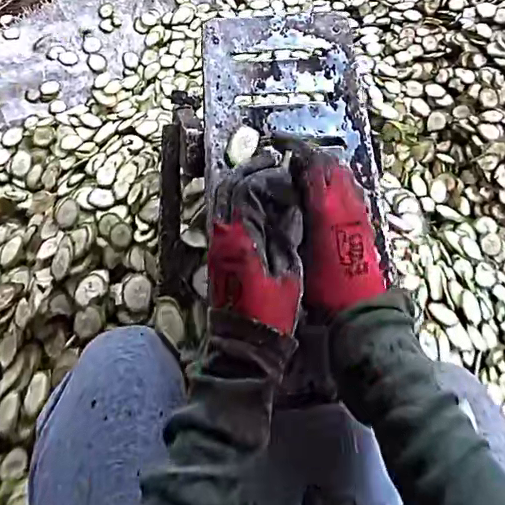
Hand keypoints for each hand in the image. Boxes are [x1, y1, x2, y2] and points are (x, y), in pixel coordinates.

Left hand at [207, 145, 303, 334]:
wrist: (241, 344)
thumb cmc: (270, 312)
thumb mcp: (288, 271)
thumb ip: (286, 234)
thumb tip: (289, 208)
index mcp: (239, 234)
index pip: (248, 188)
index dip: (268, 176)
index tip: (287, 174)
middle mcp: (222, 231)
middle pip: (230, 185)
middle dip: (252, 169)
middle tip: (273, 161)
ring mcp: (216, 238)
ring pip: (223, 195)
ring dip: (242, 180)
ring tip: (265, 172)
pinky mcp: (216, 248)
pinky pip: (223, 210)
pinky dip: (238, 197)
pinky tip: (255, 197)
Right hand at [288, 140, 386, 313]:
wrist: (359, 308)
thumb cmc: (326, 280)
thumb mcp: (303, 243)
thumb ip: (299, 209)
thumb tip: (291, 182)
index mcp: (327, 205)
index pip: (314, 165)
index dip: (297, 152)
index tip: (281, 146)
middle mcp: (346, 201)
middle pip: (330, 165)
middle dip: (311, 156)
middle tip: (291, 156)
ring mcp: (359, 210)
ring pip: (342, 176)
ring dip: (324, 168)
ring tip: (303, 171)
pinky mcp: (364, 221)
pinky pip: (349, 189)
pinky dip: (334, 183)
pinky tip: (321, 192)